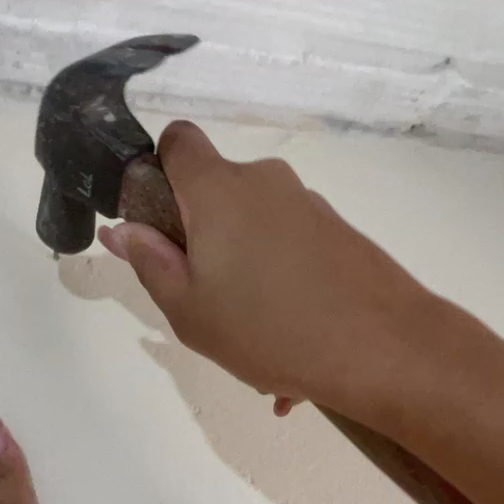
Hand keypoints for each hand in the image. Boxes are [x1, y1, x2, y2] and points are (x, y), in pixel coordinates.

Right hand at [98, 121, 444, 418]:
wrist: (381, 348)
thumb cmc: (266, 329)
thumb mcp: (189, 310)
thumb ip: (151, 264)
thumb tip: (123, 229)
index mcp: (219, 191)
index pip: (178, 142)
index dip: (160, 174)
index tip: (161, 227)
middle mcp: (267, 184)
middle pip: (220, 199)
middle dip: (207, 248)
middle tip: (211, 312)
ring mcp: (310, 208)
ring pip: (259, 239)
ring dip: (249, 285)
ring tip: (259, 353)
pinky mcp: (342, 235)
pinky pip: (295, 260)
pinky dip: (285, 297)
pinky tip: (292, 361)